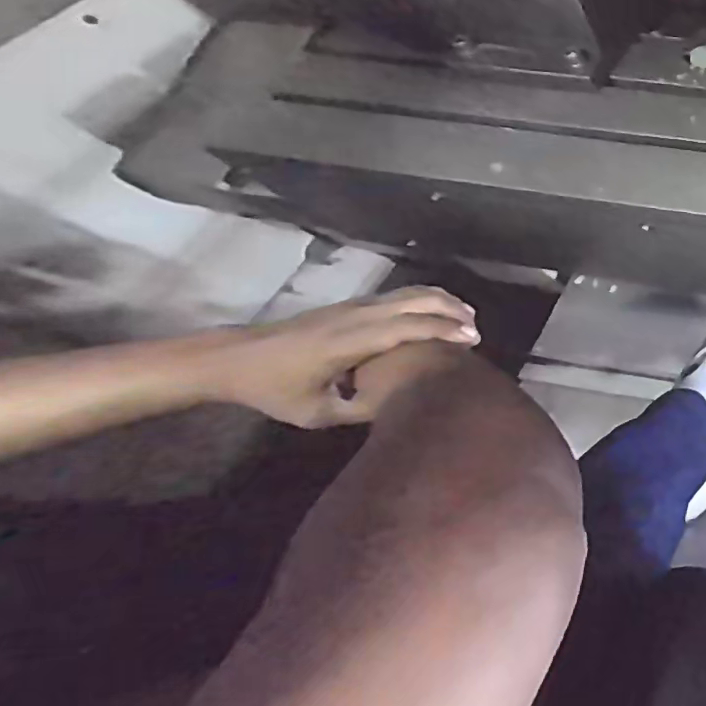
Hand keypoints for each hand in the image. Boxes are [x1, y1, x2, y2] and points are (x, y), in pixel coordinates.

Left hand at [204, 287, 478, 427]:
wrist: (230, 359)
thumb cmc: (272, 389)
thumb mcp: (316, 413)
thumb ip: (362, 409)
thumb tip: (400, 405)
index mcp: (351, 341)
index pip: (411, 327)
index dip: (446, 331)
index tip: (473, 341)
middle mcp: (358, 316)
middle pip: (419, 300)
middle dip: (454, 311)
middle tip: (475, 331)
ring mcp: (355, 306)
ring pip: (412, 292)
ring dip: (444, 302)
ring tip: (466, 319)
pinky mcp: (352, 305)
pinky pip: (401, 295)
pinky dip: (428, 300)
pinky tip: (438, 314)